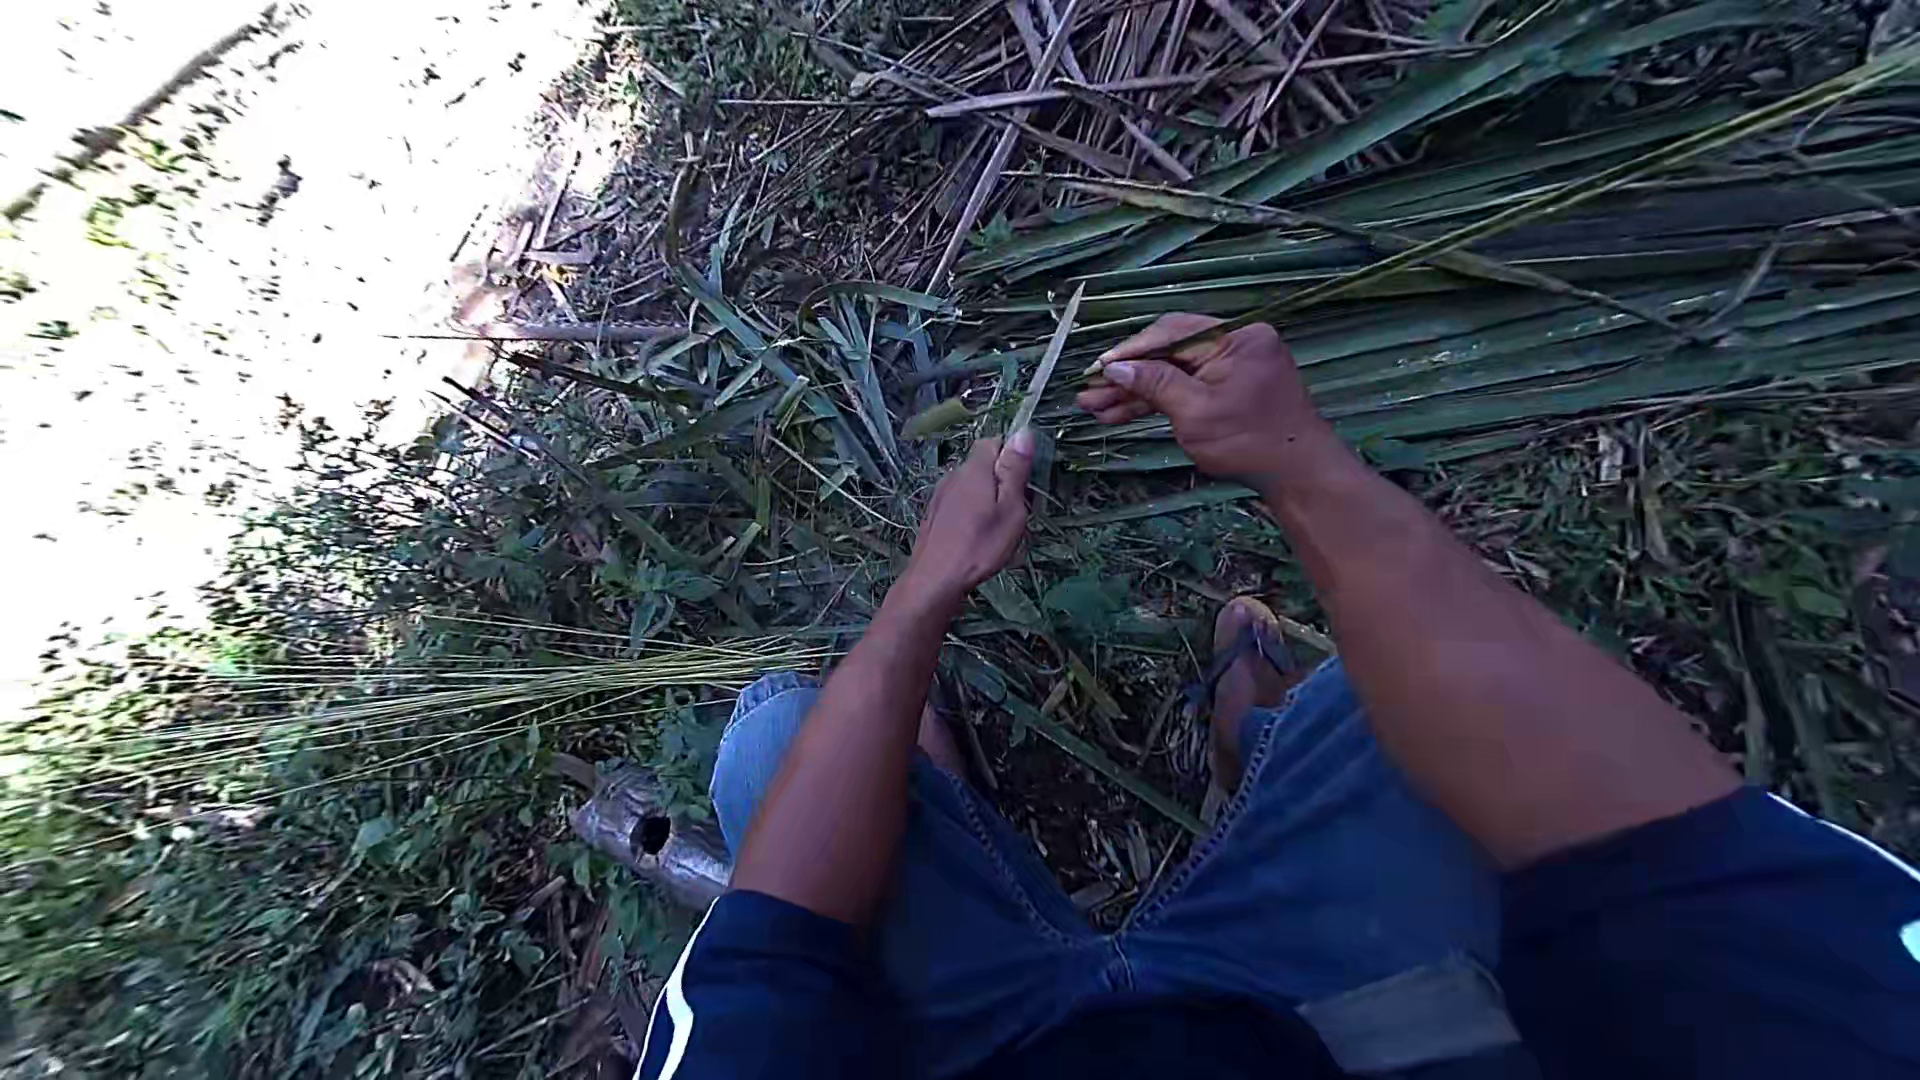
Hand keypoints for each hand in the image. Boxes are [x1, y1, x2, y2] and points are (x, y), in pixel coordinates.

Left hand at [897, 430, 1035, 603]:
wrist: (935, 579)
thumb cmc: (980, 545)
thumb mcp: (1010, 508)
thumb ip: (1015, 470)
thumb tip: (1023, 432)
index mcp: (973, 469)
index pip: (995, 441)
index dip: (1013, 457)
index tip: (1025, 483)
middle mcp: (953, 475)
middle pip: (983, 464)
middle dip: (1002, 481)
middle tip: (1016, 511)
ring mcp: (940, 495)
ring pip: (972, 486)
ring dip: (988, 499)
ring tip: (998, 528)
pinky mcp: (934, 514)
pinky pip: (959, 502)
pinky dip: (972, 512)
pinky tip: (976, 536)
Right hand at [1076, 314, 1331, 483]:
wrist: (1294, 473)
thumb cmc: (1248, 441)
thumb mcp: (1194, 411)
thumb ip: (1154, 383)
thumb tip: (1115, 367)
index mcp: (1234, 338)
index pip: (1170, 333)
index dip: (1129, 351)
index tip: (1098, 369)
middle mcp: (1233, 344)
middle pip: (1166, 354)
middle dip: (1125, 376)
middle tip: (1088, 393)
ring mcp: (1228, 368)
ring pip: (1169, 375)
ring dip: (1133, 393)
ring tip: (1094, 408)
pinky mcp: (1224, 390)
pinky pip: (1183, 389)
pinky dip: (1155, 402)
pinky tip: (1120, 414)